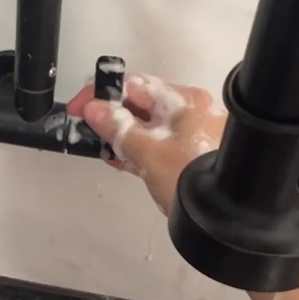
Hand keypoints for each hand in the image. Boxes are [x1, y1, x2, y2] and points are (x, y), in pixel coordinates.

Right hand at [69, 74, 224, 215]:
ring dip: (122, 134)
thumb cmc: (189, 177)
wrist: (219, 215)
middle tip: (86, 127)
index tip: (79, 107)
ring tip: (101, 146)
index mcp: (183, 100)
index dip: (101, 93)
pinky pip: (157, 144)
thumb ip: (118, 128)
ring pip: (148, 125)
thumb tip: (94, 109)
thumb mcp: (147, 151)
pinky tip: (120, 159)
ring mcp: (192, 133)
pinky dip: (138, 149)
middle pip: (141, 103)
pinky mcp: (190, 154)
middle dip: (111, 114)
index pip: (133, 84)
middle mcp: (191, 111)